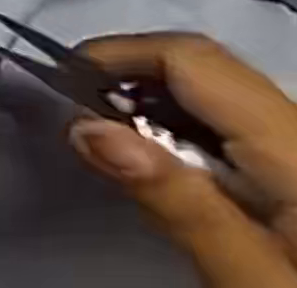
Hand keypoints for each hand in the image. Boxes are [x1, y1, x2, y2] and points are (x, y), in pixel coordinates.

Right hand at [69, 33, 296, 287]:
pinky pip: (255, 128)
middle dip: (134, 85)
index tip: (67, 86)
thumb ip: (175, 202)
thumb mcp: (253, 280)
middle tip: (95, 126)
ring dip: (163, 111)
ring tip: (140, 158)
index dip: (116, 56)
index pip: (192, 57)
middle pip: (209, 71)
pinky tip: (192, 176)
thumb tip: (87, 128)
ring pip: (228, 97)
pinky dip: (200, 135)